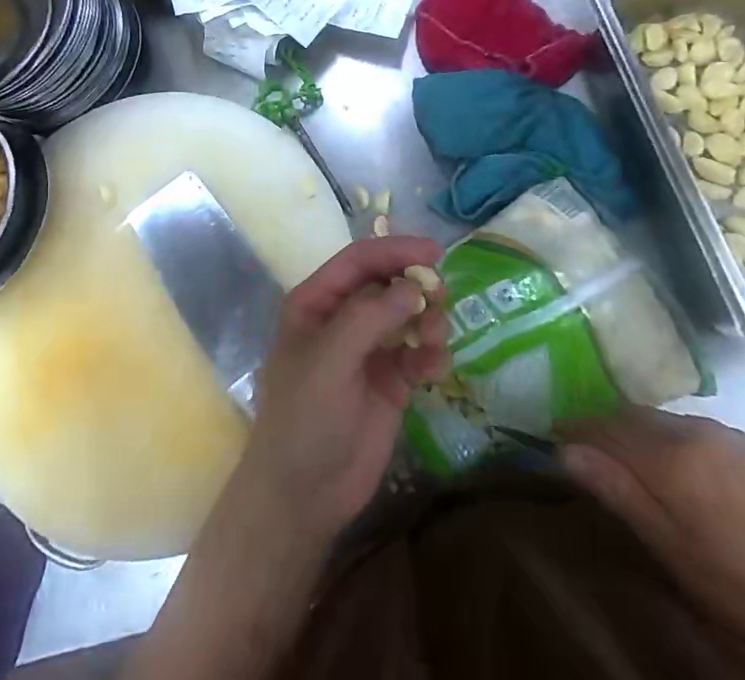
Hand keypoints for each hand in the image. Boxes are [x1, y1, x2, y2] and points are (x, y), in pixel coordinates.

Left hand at [237, 236, 452, 543]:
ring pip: (409, 316)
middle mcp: (343, 320)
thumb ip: (369, 316)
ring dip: (428, 321)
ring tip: (433, 342)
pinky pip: (419, 353)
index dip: (395, 250)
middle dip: (417, 288)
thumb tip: (413, 286)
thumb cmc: (304, 418)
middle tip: (440, 302)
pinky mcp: (392, 382)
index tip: (435, 254)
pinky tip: (433, 371)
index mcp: (316, 303)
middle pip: (389, 284)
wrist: (305, 493)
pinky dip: (431, 354)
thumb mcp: (329, 360)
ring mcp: (368, 351)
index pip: (359, 260)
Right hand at [559, 408, 744, 679]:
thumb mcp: (675, 553)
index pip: (605, 424)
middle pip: (637, 415)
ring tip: (630, 463)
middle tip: (584, 452)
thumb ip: (619, 493)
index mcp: (675, 453)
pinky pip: (704, 433)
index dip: (574, 428)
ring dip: (641, 433)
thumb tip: (565, 449)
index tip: (551, 438)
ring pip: (671, 422)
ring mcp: (741, 439)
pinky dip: (677, 441)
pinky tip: (687, 473)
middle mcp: (704, 431)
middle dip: (605, 426)